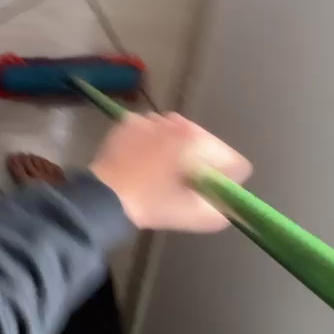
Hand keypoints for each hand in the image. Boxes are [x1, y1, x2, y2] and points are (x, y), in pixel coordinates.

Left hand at [88, 113, 249, 231]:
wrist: (104, 197)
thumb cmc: (151, 204)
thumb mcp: (192, 214)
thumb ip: (219, 211)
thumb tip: (227, 207)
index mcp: (195, 139)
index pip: (230, 158)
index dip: (228, 176)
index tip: (218, 190)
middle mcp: (176, 122)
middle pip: (203, 143)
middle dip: (202, 162)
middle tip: (192, 184)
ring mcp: (150, 119)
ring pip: (177, 136)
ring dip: (178, 151)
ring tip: (167, 174)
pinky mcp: (128, 124)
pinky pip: (152, 134)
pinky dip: (154, 145)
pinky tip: (146, 163)